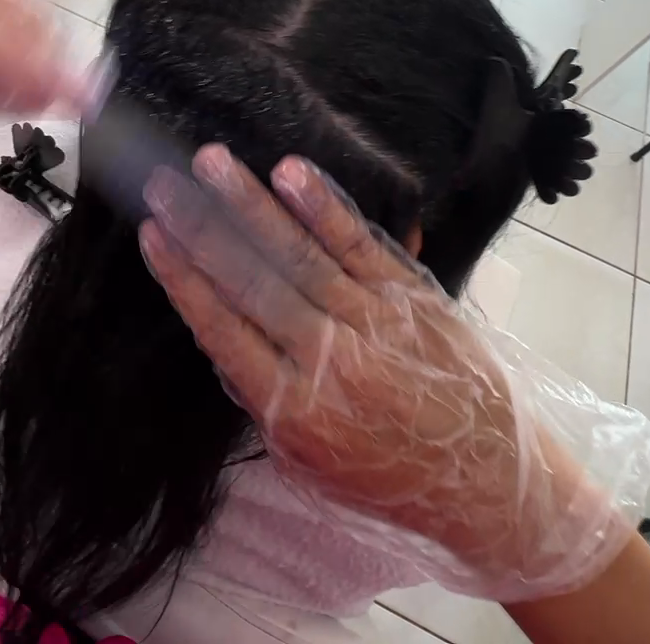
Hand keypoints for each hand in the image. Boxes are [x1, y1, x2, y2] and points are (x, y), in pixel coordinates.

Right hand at [136, 146, 649, 601]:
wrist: (497, 487)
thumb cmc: (389, 479)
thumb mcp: (308, 464)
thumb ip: (262, 397)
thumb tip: (222, 332)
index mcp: (294, 408)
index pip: (222, 329)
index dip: (183, 279)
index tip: (152, 235)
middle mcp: (328, 358)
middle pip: (251, 281)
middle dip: (201, 227)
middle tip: (163, 183)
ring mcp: (371, 319)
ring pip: (298, 253)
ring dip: (250, 204)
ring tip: (211, 162)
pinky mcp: (411, 295)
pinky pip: (358, 242)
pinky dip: (323, 206)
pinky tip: (290, 173)